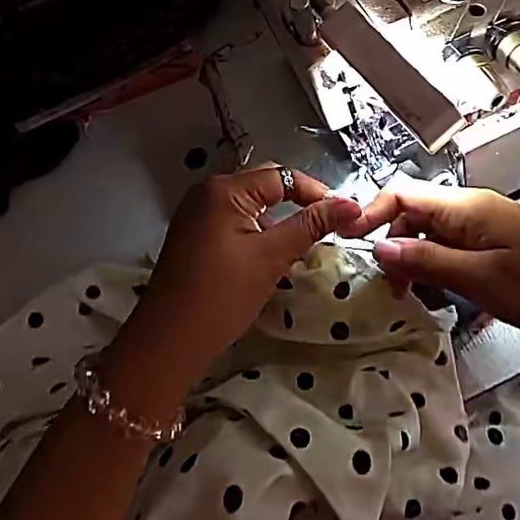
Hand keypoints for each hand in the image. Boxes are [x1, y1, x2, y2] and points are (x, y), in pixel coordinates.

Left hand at [103, 164, 360, 409]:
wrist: (167, 344)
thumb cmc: (221, 296)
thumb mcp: (272, 258)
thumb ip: (312, 225)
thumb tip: (352, 204)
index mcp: (224, 190)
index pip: (282, 176)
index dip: (315, 193)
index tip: (342, 215)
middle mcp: (207, 192)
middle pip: (265, 185)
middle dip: (298, 203)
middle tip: (327, 227)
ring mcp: (197, 213)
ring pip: (251, 204)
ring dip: (279, 218)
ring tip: (304, 242)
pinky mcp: (194, 234)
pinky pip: (235, 220)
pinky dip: (258, 231)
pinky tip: (272, 254)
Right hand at [350, 178, 519, 345]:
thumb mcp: (482, 280)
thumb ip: (427, 261)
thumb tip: (379, 247)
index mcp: (467, 207)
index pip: (403, 193)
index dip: (372, 213)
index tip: (350, 243)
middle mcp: (476, 209)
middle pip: (417, 214)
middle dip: (394, 244)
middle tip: (389, 288)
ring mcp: (491, 227)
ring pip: (437, 234)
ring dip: (417, 260)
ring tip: (413, 296)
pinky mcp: (504, 246)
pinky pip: (459, 249)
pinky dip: (442, 268)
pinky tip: (444, 295)